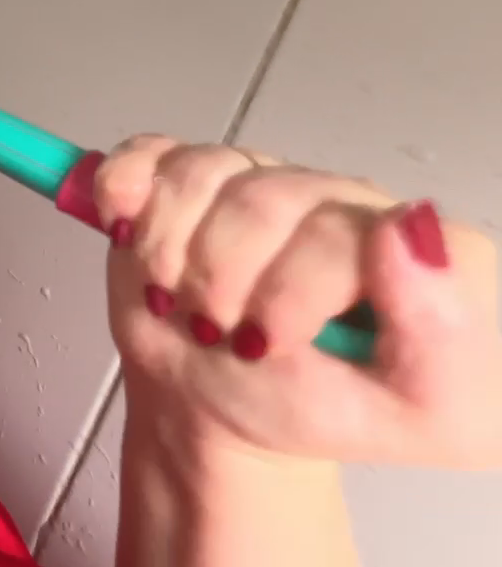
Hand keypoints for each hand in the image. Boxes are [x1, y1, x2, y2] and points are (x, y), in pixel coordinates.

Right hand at [95, 136, 501, 469]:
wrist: (206, 393)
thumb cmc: (304, 410)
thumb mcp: (414, 413)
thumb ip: (446, 333)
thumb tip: (405, 229)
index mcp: (411, 251)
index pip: (360, 229)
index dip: (301, 284)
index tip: (269, 340)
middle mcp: (332, 200)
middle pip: (266, 199)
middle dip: (218, 275)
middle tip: (210, 327)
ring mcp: (248, 179)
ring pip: (199, 172)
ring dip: (163, 244)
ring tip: (168, 294)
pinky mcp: (174, 175)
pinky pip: (144, 152)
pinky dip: (120, 187)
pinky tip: (121, 226)